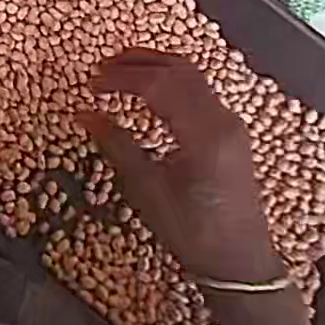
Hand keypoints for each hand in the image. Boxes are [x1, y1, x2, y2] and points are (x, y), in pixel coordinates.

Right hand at [79, 49, 279, 282]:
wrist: (239, 262)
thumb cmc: (191, 230)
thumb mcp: (147, 190)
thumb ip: (117, 145)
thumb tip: (85, 114)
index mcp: (204, 133)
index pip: (159, 85)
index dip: (121, 78)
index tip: (91, 82)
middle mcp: (223, 119)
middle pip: (179, 71)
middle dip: (138, 63)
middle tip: (102, 66)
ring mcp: (230, 124)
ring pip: (192, 77)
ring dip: (156, 66)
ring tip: (121, 68)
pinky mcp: (230, 132)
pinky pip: (199, 91)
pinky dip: (171, 81)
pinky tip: (149, 91)